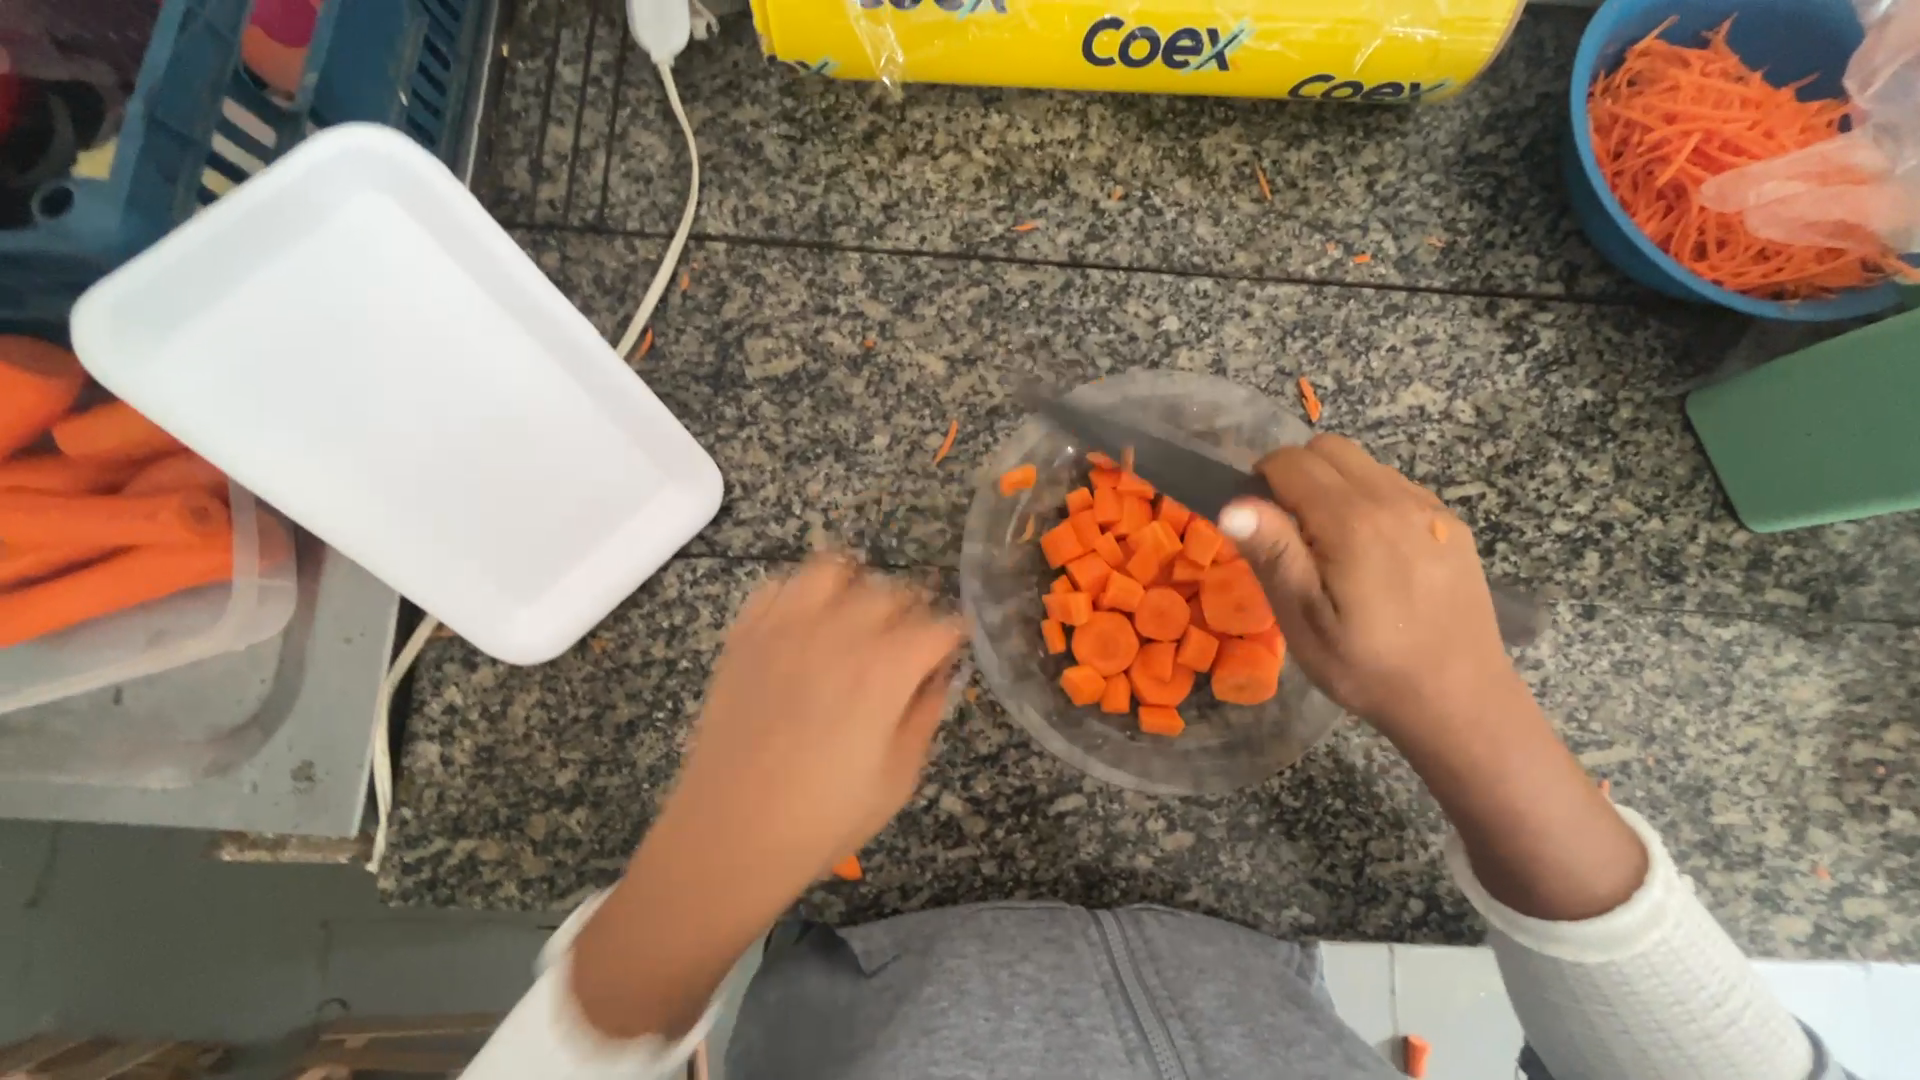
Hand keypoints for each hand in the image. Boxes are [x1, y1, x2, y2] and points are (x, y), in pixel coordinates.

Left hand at [665, 554, 965, 893]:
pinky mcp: (747, 634)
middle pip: (891, 591)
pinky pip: (780, 586)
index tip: (952, 646)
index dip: (953, 634)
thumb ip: (926, 714)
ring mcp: (787, 627)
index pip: (939, 624)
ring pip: (834, 570)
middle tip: (910, 638)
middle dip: (911, 610)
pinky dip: (802, 591)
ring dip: (856, 586)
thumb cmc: (824, 816)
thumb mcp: (899, 778)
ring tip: (858, 612)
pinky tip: (808, 619)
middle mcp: (840, 632)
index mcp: (887, 668)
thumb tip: (939, 675)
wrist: (731, 832)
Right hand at [1217, 434, 1519, 739]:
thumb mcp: (1304, 621)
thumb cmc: (1366, 667)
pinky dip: (1367, 501)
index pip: (1289, 462)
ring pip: (1362, 464)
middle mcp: (1394, 499)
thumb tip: (1233, 503)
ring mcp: (1428, 509)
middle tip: (1288, 534)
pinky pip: (1394, 487)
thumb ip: (1273, 553)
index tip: (1257, 526)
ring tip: (1329, 547)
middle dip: (1294, 476)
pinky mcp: (1450, 525)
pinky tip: (1370, 554)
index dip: (1260, 482)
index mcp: (1351, 521)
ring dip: (1332, 486)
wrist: (1459, 700)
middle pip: (1327, 448)